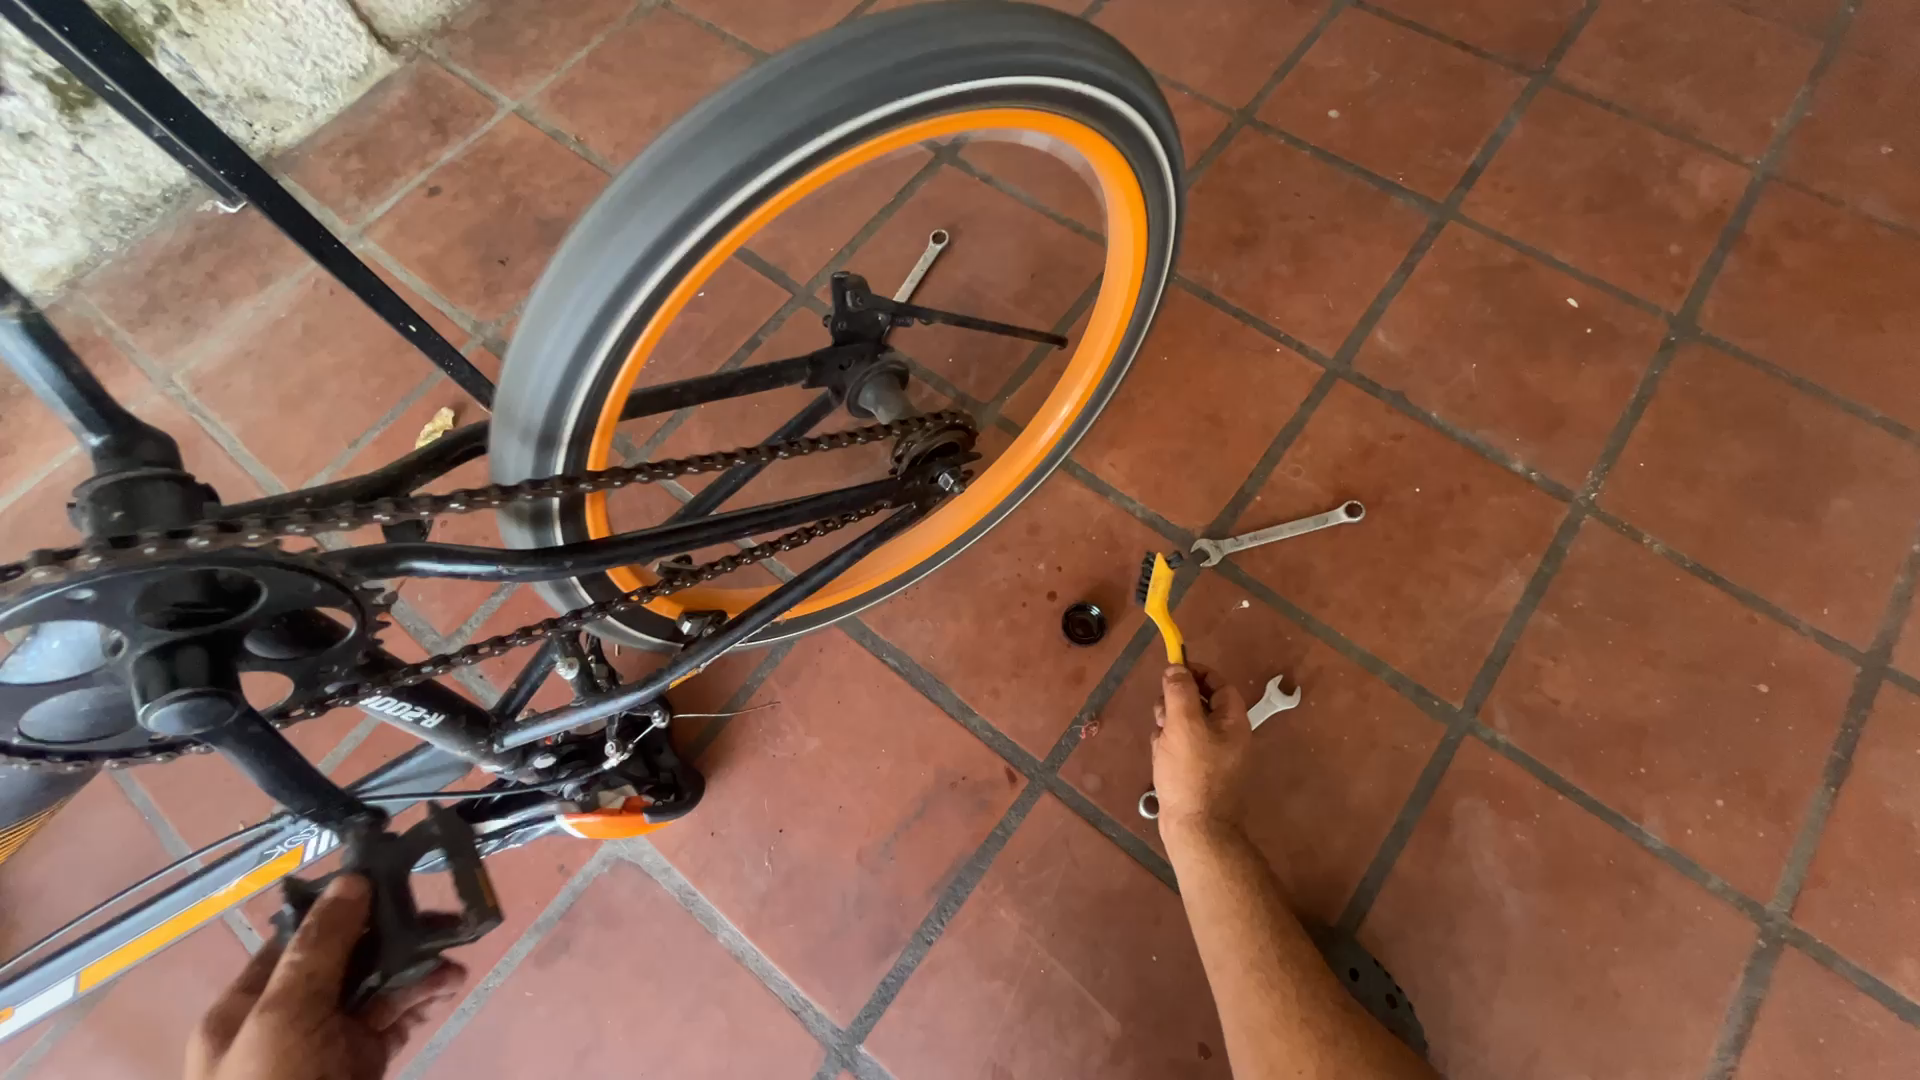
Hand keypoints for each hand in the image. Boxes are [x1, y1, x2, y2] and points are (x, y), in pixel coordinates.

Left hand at [185, 875, 466, 1079]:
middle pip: (352, 954)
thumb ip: (320, 948)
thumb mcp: (285, 1017)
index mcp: (250, 1004)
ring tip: (453, 969)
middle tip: (443, 924)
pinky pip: (400, 1013)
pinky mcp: (365, 1056)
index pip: (302, 934)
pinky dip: (426, 997)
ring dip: (421, 968)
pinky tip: (448, 989)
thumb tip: (352, 878)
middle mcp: (290, 1014)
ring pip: (383, 982)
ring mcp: (330, 1037)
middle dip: (400, 937)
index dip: (347, 903)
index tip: (396, 878)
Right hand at [1150, 664, 1250, 840]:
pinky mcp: (1199, 772)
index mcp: (1233, 723)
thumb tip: (1177, 668)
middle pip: (1200, 703)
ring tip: (1160, 739)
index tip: (1172, 671)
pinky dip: (1168, 745)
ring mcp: (1214, 756)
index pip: (1219, 685)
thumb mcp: (1183, 724)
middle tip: (1161, 713)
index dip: (1197, 674)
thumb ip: (1180, 691)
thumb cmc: (1191, 773)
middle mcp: (1228, 737)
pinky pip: (1181, 746)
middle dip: (1176, 702)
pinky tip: (1160, 756)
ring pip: (1186, 724)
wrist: (1195, 828)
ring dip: (1168, 724)